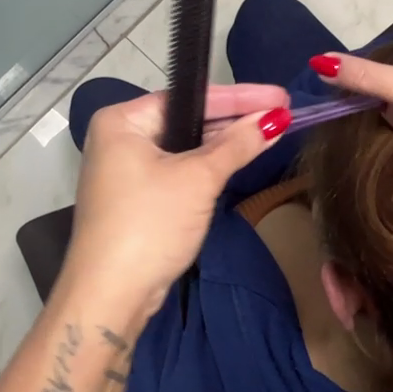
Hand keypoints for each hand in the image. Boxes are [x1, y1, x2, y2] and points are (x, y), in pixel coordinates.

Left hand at [61, 85, 290, 319]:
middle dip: (234, 119)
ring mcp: (125, 171)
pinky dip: (206, 167)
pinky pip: (177, 171)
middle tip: (281, 112)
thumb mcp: (198, 179)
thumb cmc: (150, 224)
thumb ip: (237, 145)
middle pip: (187, 120)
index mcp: (122, 121)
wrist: (111, 294)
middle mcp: (118, 139)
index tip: (280, 96)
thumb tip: (275, 119)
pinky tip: (238, 160)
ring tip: (270, 131)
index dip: (239, 97)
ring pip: (183, 147)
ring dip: (223, 144)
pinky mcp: (135, 199)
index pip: (189, 98)